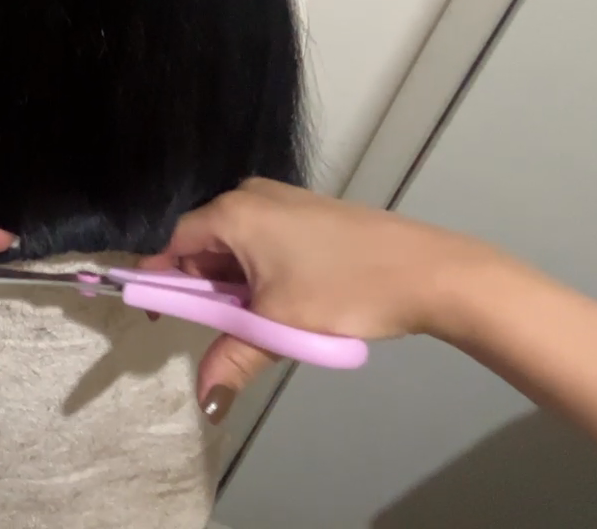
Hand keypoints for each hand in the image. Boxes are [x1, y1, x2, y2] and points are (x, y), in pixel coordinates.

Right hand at [141, 178, 512, 417]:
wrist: (436, 272)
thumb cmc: (345, 289)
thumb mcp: (281, 326)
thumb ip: (234, 357)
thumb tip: (204, 401)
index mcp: (230, 212)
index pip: (175, 242)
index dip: (163, 278)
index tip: (160, 311)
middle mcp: (247, 195)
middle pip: (205, 241)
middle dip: (205, 283)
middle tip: (219, 322)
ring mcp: (280, 197)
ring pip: (236, 241)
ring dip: (234, 278)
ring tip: (256, 314)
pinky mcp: (307, 208)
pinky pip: (262, 236)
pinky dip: (259, 266)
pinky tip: (285, 294)